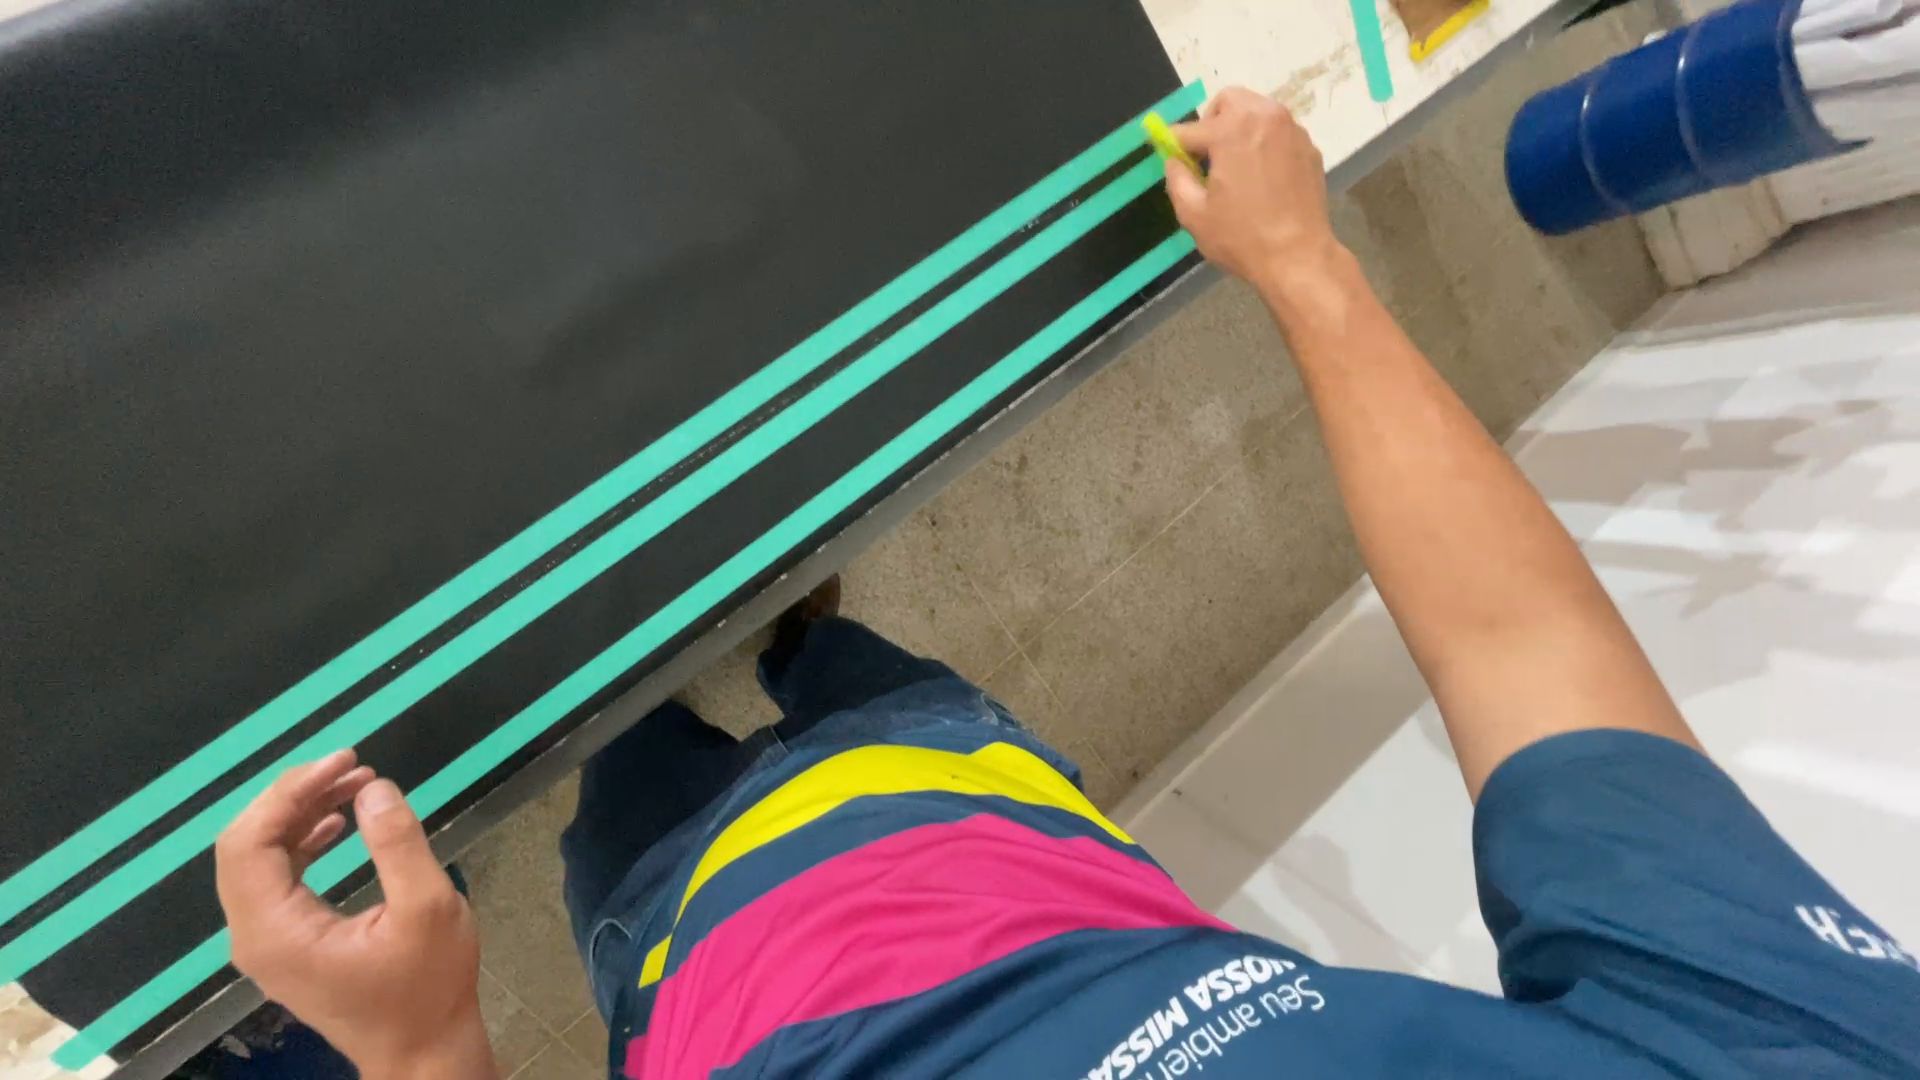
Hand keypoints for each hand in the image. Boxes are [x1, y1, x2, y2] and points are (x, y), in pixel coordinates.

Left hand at [215, 751, 494, 1079]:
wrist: (421, 1044)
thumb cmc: (427, 981)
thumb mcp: (426, 906)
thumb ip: (397, 845)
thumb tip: (373, 789)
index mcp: (276, 930)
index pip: (247, 846)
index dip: (290, 793)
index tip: (347, 761)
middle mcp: (255, 935)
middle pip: (246, 849)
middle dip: (296, 797)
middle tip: (355, 765)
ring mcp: (268, 941)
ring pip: (260, 862)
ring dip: (302, 815)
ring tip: (356, 783)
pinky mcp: (289, 942)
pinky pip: (278, 880)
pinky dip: (305, 842)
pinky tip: (339, 825)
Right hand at [1164, 88, 1342, 297]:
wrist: (1296, 255)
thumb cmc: (1240, 237)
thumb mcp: (1194, 214)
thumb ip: (1177, 179)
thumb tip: (1174, 160)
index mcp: (1232, 131)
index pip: (1190, 129)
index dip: (1173, 142)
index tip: (1166, 152)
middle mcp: (1265, 117)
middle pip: (1229, 101)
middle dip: (1210, 123)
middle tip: (1206, 157)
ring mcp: (1292, 129)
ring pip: (1256, 111)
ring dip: (1238, 130)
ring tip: (1234, 168)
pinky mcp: (1308, 146)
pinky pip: (1277, 132)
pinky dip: (1262, 144)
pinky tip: (1260, 179)